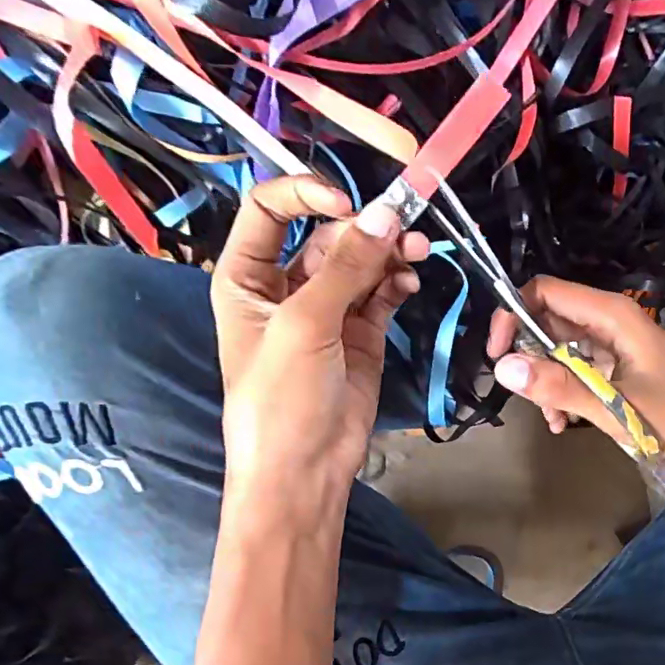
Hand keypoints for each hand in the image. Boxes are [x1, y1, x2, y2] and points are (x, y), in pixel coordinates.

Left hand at [212, 177, 427, 500]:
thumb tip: (386, 216)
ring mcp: (327, 312)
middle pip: (326, 237)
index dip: (305, 196)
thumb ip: (347, 268)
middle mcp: (286, 288)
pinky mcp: (361, 334)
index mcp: (247, 278)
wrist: (304, 468)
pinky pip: (380, 294)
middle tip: (404, 228)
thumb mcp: (305, 325)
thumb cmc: (281, 398)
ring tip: (417, 251)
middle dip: (363, 229)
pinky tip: (409, 281)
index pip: (269, 212)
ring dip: (388, 253)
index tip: (346, 202)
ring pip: (360, 264)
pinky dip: (396, 282)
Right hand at [486, 276, 664, 500]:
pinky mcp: (617, 363)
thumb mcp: (611, 407)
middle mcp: (610, 320)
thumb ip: (557, 387)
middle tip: (525, 393)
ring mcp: (613, 342)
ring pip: (560, 347)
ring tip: (551, 418)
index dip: (513, 315)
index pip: (546, 292)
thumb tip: (503, 368)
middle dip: (530, 355)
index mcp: (612, 316)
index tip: (498, 354)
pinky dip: (564, 389)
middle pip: (549, 319)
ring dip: (546, 379)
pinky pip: (577, 366)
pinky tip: (563, 421)